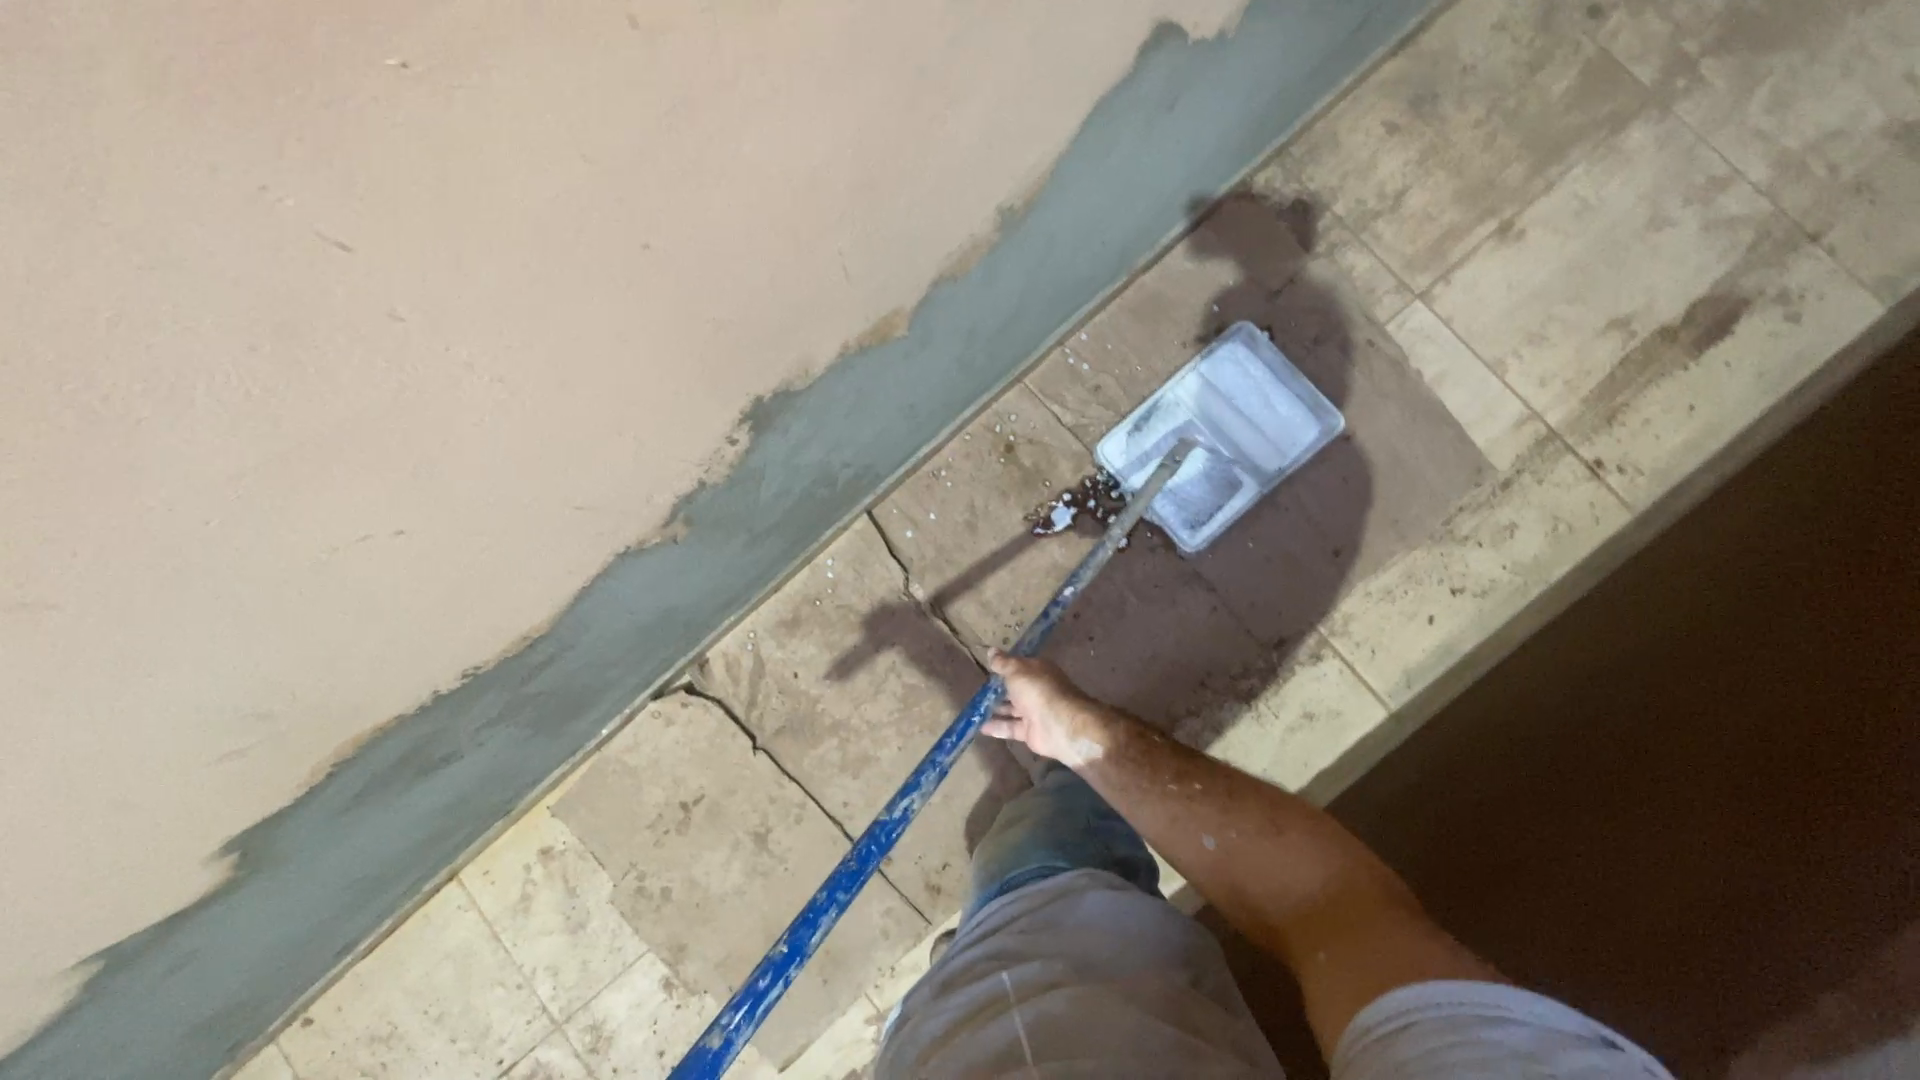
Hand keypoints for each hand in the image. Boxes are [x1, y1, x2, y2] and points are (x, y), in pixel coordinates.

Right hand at [980, 650, 1109, 766]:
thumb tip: (991, 650)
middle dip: (997, 690)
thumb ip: (1003, 663)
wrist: (1059, 724)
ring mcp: (1034, 712)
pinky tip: (980, 726)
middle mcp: (1037, 690)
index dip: (1003, 667)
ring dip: (995, 709)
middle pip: (1015, 689)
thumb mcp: (1016, 670)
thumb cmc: (1037, 690)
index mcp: (1038, 671)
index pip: (1019, 667)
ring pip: (1011, 709)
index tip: (986, 669)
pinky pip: (1010, 727)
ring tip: (973, 708)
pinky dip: (997, 727)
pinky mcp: (1030, 731)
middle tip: (975, 690)